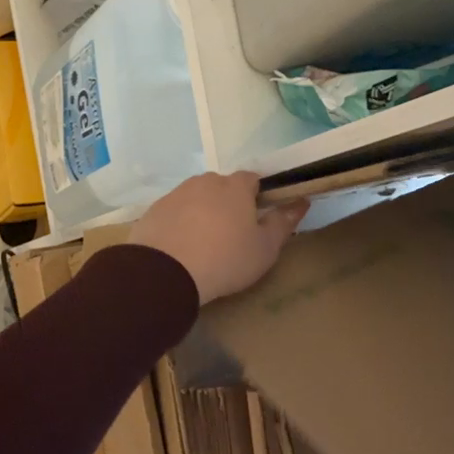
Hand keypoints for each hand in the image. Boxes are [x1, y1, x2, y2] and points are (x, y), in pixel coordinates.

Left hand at [129, 172, 307, 303]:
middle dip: (227, 204)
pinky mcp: (152, 212)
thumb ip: (283, 223)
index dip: (257, 196)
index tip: (258, 218)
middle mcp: (203, 182)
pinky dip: (178, 225)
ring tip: (203, 244)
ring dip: (201, 214)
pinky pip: (173, 214)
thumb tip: (301, 201)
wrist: (164, 274)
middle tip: (230, 235)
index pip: (252, 179)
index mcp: (234, 187)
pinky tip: (179, 249)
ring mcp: (174, 195)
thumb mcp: (264, 248)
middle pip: (221, 188)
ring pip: (195, 199)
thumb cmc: (225, 260)